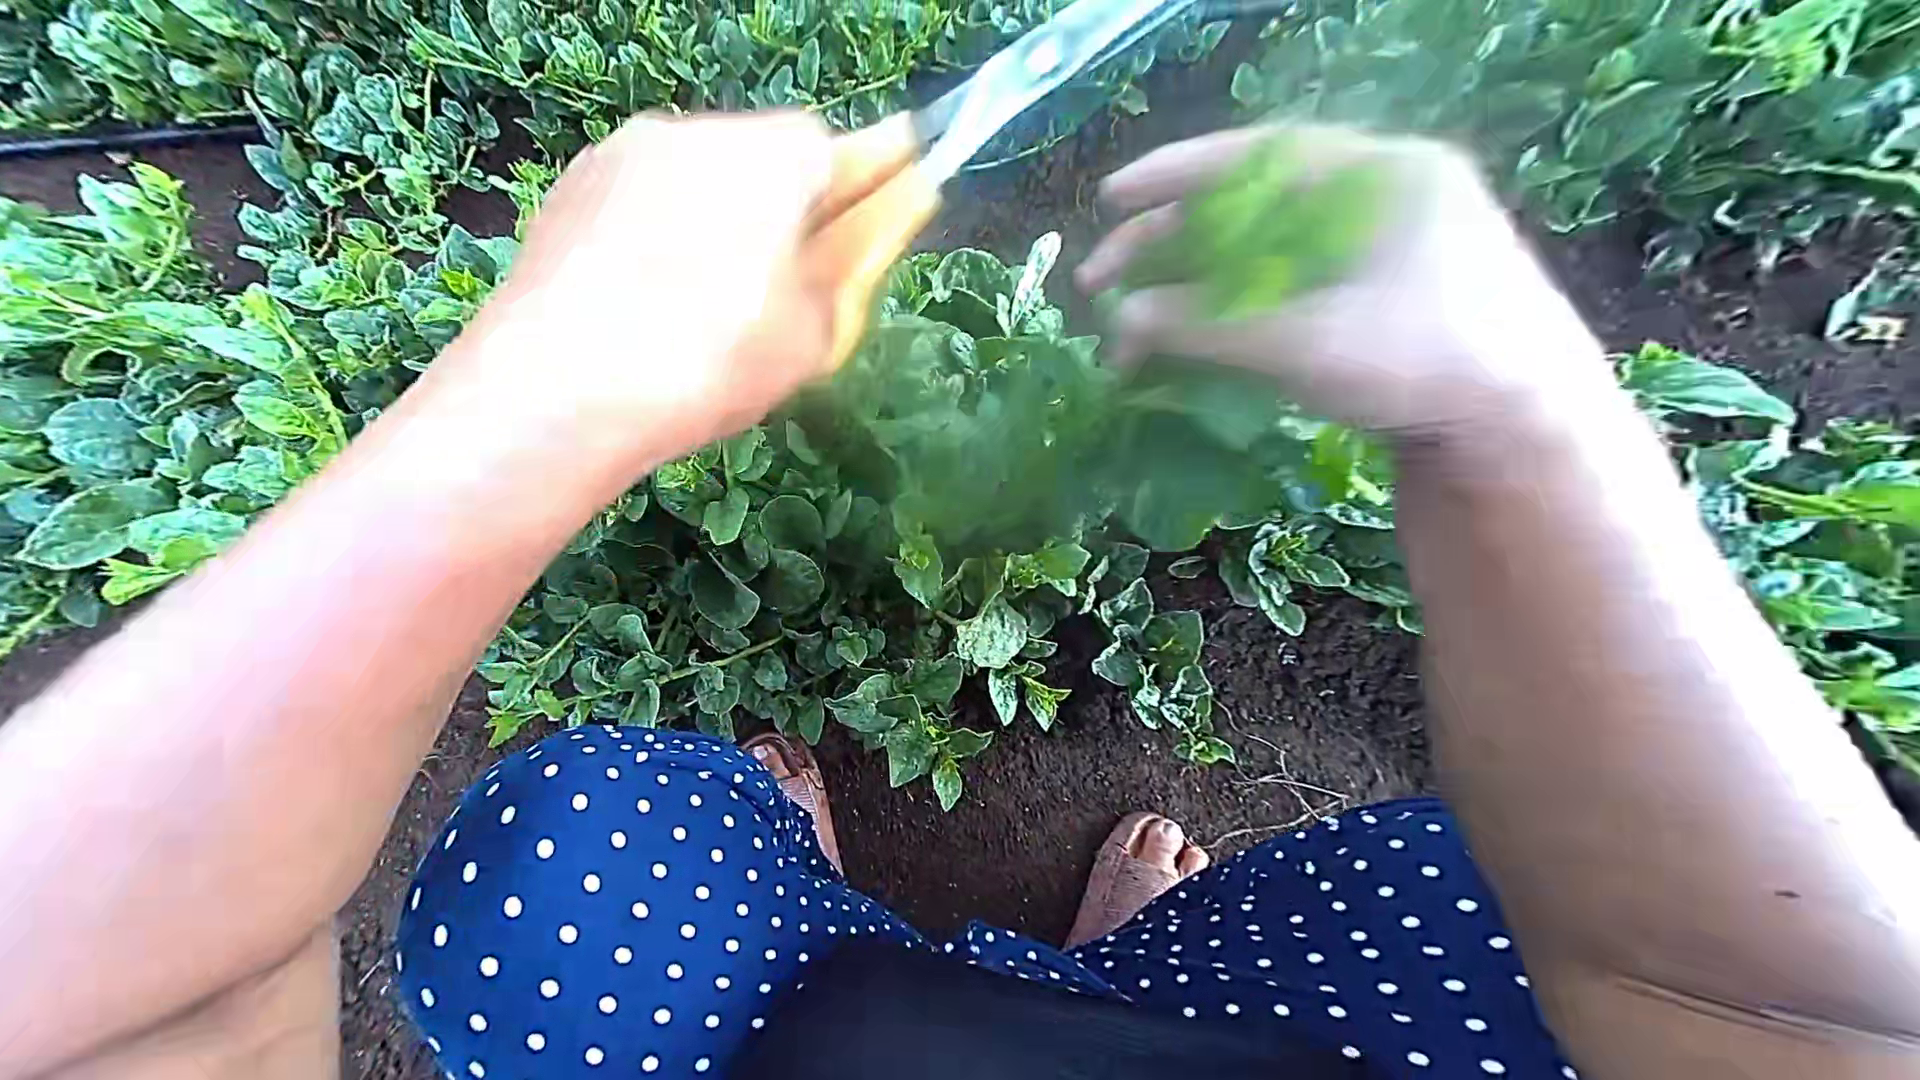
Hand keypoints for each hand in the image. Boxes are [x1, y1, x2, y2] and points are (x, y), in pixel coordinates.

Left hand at [426, 111, 836, 471]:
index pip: (836, 147)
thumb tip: (878, 225)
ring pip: (705, 175)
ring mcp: (625, 152)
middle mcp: (696, 133)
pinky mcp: (574, 185)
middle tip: (791, 280)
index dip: (858, 185)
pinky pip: (651, 195)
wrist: (562, 392)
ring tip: (717, 300)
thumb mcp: (813, 335)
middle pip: (767, 156)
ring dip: (731, 219)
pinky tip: (659, 295)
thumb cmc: (713, 366)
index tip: (868, 217)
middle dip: (791, 208)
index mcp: (770, 162)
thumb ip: (853, 268)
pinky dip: (673, 230)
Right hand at [1077, 126, 1611, 439]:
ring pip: (1251, 253)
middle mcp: (1367, 199)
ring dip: (1185, 285)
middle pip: (1240, 210)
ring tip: (1129, 318)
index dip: (1171, 175)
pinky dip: (1221, 308)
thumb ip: (1202, 326)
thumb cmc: (1421, 362)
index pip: (1252, 158)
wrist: (1513, 424)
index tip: (1109, 198)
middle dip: (1162, 245)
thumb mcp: (1299, 341)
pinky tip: (1186, 332)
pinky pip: (1272, 287)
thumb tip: (1119, 323)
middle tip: (1099, 281)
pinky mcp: (1359, 296)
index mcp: (1373, 176)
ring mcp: (1364, 250)